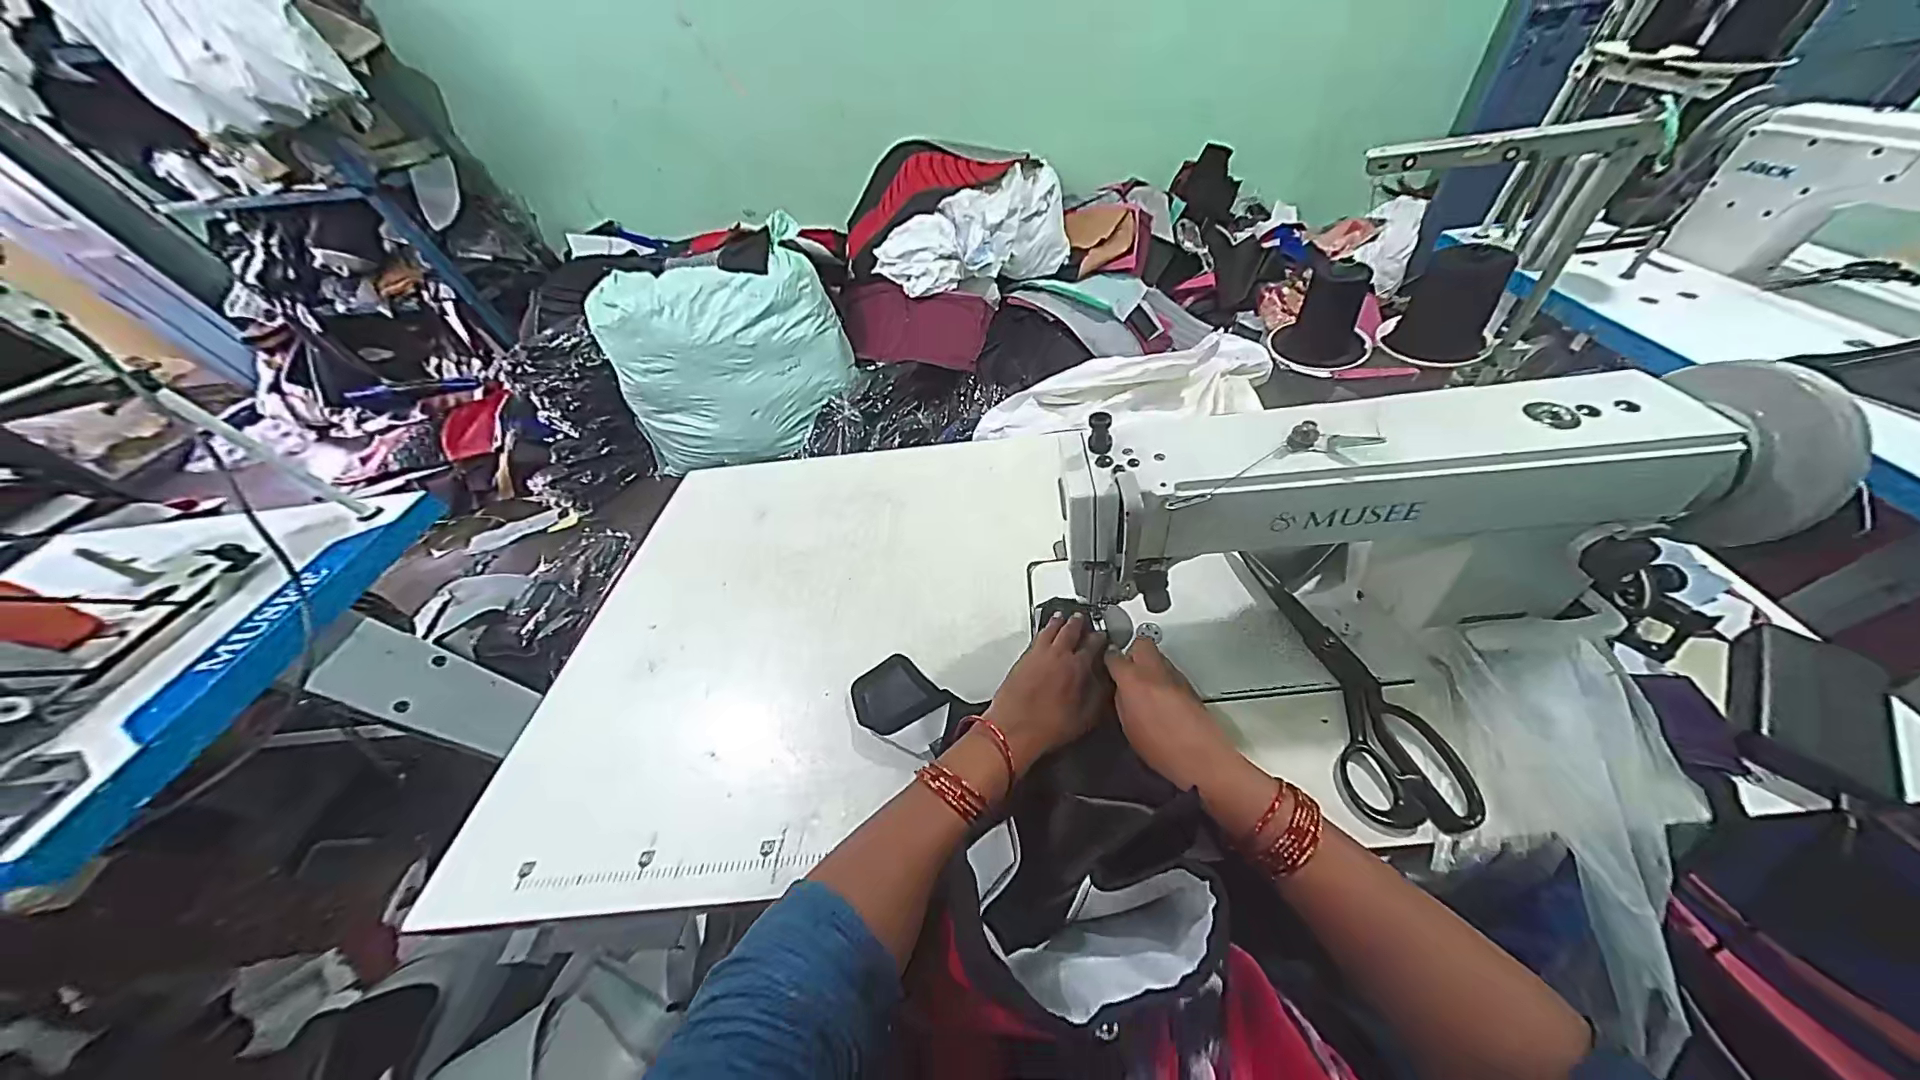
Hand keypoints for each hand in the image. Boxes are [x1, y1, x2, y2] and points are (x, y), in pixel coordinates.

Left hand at [983, 613, 1108, 768]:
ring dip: (1059, 622)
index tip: (1103, 636)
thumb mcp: (1085, 718)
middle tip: (1082, 619)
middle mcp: (1058, 655)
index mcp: (1077, 667)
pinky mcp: (1023, 659)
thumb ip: (1099, 697)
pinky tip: (1043, 633)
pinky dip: (1043, 631)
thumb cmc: (1045, 727)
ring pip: (1051, 629)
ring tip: (1062, 617)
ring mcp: (1038, 654)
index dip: (1101, 638)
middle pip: (1071, 630)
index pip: (1094, 644)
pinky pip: (1036, 637)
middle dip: (1079, 623)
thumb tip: (1107, 686)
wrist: (1013, 729)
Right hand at [1106, 636, 1240, 789]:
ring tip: (1144, 684)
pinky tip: (1161, 696)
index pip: (1114, 655)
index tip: (1106, 663)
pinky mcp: (1190, 686)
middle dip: (1132, 650)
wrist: (1203, 759)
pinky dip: (1163, 677)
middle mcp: (1156, 672)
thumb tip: (1120, 690)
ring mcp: (1176, 677)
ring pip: (1158, 656)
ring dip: (1149, 664)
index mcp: (1133, 680)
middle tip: (1126, 666)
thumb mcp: (1128, 727)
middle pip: (1141, 643)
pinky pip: (1170, 672)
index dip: (1108, 657)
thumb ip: (1121, 700)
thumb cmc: (1162, 750)